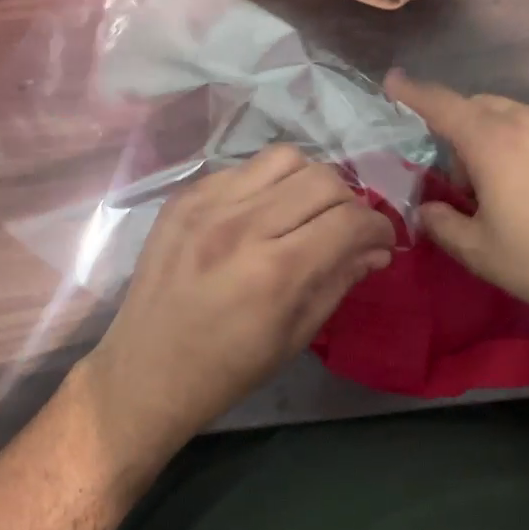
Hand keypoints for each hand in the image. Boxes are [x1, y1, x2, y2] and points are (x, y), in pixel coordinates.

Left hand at [81, 145, 394, 458]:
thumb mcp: (297, 335)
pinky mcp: (183, 198)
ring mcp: (207, 206)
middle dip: (349, 201)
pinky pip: (242, 168)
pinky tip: (262, 213)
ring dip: (308, 181)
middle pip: (322, 179)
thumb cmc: (229, 367)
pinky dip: (265, 184)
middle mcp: (242, 227)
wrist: (146, 371)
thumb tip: (378, 248)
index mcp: (275, 272)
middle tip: (346, 227)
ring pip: (284, 158)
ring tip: (305, 210)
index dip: (378, 227)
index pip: (350, 221)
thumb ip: (341, 279)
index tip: (382, 240)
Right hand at [386, 71, 528, 340]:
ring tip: (505, 192)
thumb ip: (441, 223)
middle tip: (462, 186)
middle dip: (458, 131)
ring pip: (516, 118)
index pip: (441, 104)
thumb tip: (427, 208)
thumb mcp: (480, 253)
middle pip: (480, 107)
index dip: (412, 92)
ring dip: (496, 140)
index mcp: (493, 140)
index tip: (392, 81)